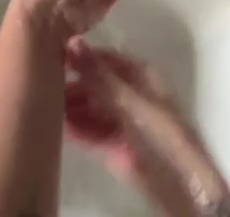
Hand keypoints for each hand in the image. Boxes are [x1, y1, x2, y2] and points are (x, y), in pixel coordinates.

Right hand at [63, 40, 229, 216]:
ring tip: (47, 105)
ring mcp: (125, 123)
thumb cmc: (162, 136)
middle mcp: (132, 96)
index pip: (107, 59)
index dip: (83, 57)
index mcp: (142, 77)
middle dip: (75, 84)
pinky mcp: (118, 148)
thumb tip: (72, 41)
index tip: (55, 54)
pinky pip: (94, 133)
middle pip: (98, 85)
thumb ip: (100, 77)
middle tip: (45, 84)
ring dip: (73, 107)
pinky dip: (78, 129)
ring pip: (93, 109)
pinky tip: (60, 128)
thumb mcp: (130, 103)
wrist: (184, 188)